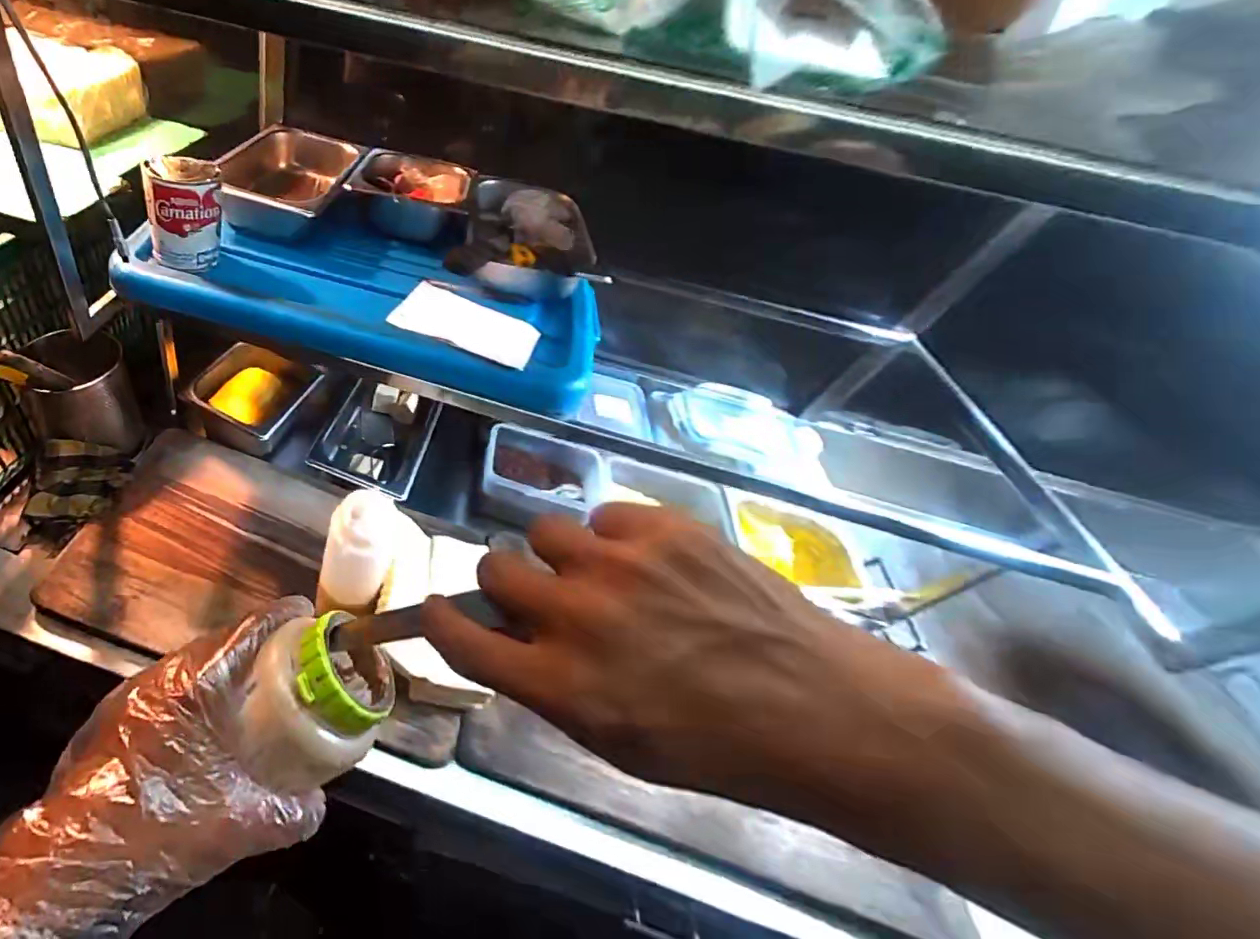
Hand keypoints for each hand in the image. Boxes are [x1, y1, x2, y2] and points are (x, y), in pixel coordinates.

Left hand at [0, 597, 322, 938]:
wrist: (66, 863)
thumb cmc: (153, 831)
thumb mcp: (238, 827)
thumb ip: (289, 811)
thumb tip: (316, 803)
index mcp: (193, 686)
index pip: (245, 632)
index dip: (280, 617)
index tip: (304, 611)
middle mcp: (159, 677)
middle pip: (218, 643)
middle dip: (255, 645)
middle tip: (287, 658)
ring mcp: (130, 693)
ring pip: (190, 665)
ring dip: (223, 670)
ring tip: (250, 692)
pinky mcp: (111, 715)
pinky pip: (167, 688)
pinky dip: (196, 693)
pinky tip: (204, 728)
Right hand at [421, 505, 967, 825]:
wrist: (824, 710)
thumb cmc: (712, 744)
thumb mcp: (612, 740)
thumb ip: (544, 685)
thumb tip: (503, 635)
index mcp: (561, 682)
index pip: (462, 637)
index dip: (438, 619)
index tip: (435, 608)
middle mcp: (578, 615)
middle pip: (493, 567)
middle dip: (506, 581)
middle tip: (540, 594)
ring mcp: (621, 564)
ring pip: (545, 529)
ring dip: (561, 555)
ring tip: (602, 573)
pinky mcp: (663, 527)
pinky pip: (604, 515)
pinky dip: (616, 539)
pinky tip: (652, 564)